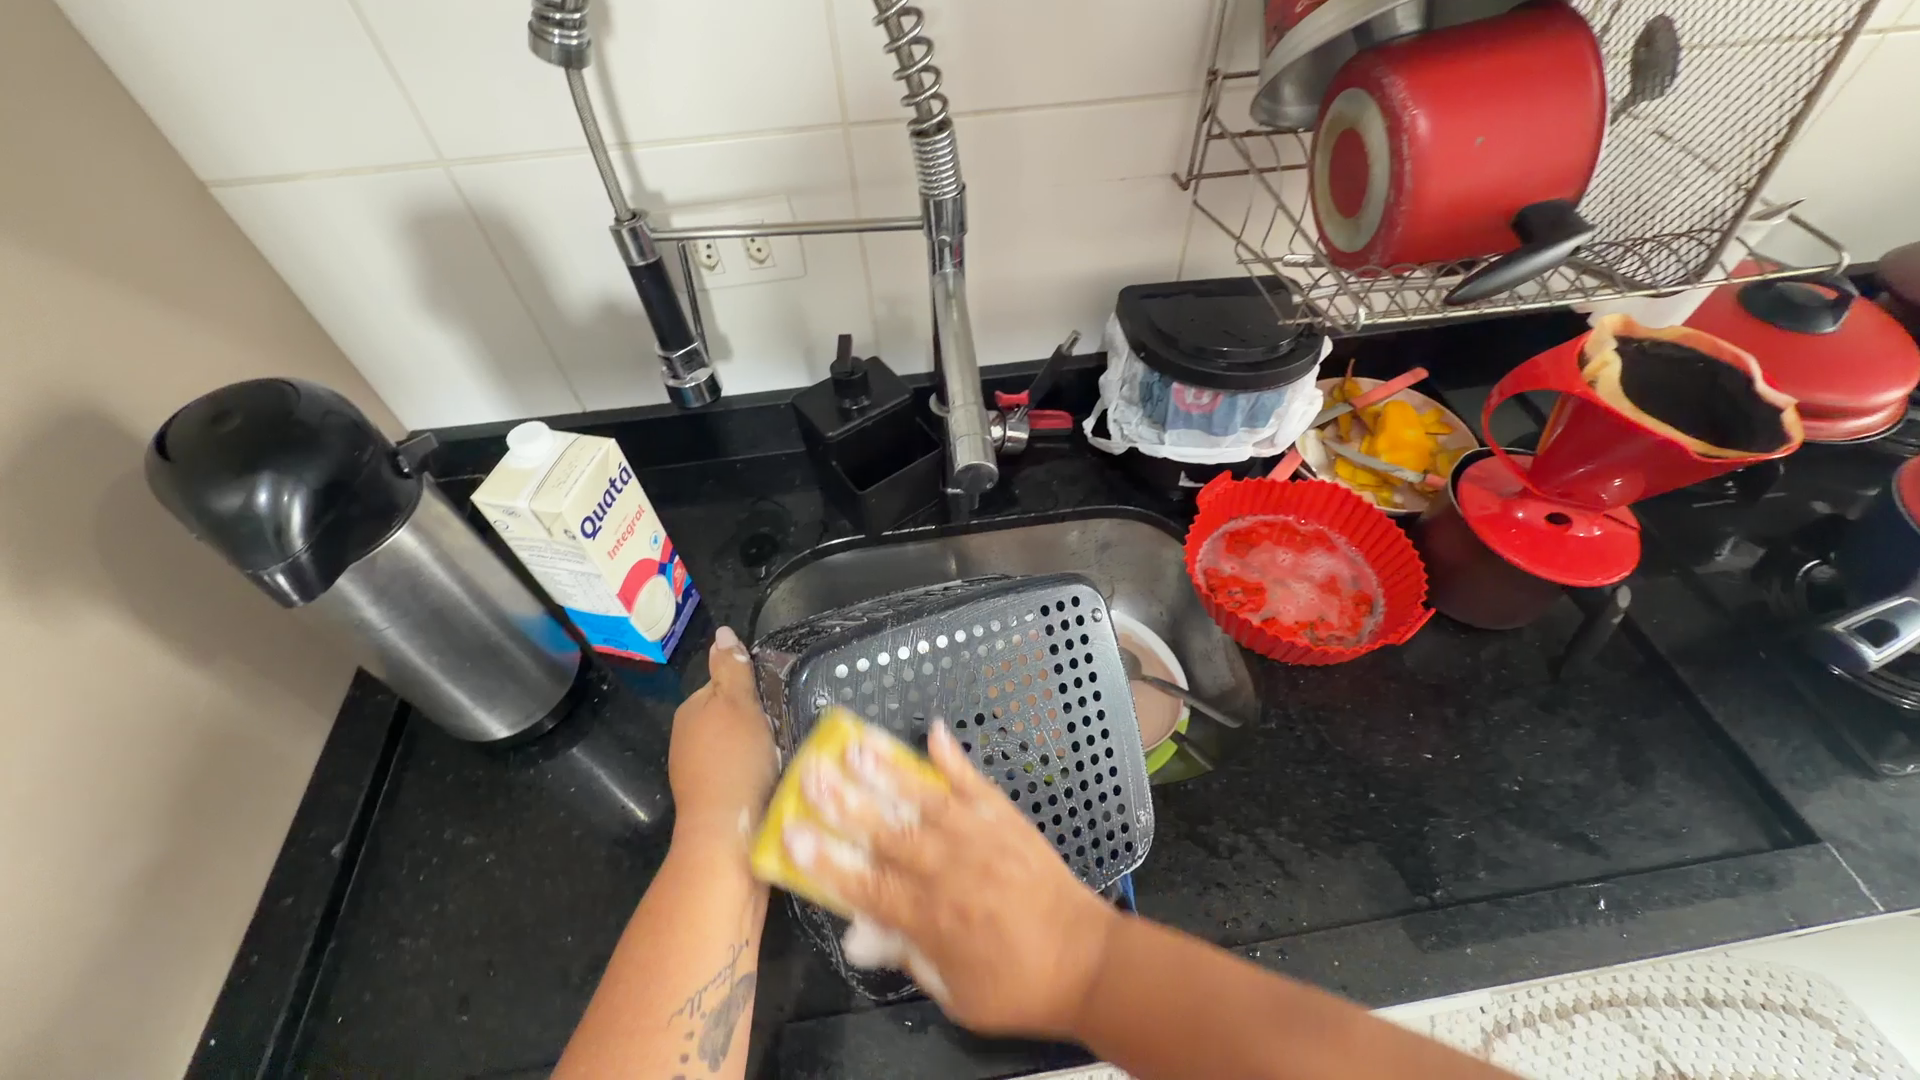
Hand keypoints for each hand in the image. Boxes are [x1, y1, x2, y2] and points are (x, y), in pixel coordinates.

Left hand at [669, 626, 777, 848]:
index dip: (753, 690)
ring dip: (757, 748)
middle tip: (781, 729)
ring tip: (780, 756)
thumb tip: (722, 632)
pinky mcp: (710, 797)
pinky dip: (753, 773)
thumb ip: (732, 669)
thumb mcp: (740, 705)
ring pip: (735, 746)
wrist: (726, 833)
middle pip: (731, 715)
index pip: (725, 683)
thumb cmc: (736, 761)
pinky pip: (737, 772)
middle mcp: (686, 738)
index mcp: (691, 710)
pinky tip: (769, 781)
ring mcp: (695, 770)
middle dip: (756, 720)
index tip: (775, 702)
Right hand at [784, 723, 1117, 1038]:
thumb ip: (908, 957)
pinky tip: (934, 731)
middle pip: (887, 832)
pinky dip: (954, 757)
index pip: (865, 884)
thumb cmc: (1017, 987)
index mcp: (930, 918)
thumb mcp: (954, 994)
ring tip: (856, 743)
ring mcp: (978, 838)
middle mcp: (948, 870)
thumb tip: (863, 933)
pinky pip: (974, 784)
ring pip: (923, 800)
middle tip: (812, 772)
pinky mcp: (1005, 820)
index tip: (792, 832)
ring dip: (887, 772)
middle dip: (845, 802)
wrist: (1085, 961)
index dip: (825, 860)